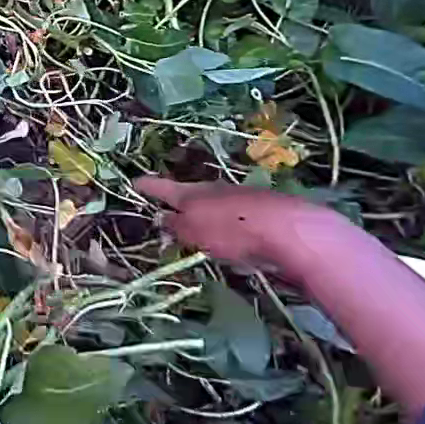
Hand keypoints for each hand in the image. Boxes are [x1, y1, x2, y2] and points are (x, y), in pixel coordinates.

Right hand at [133, 177, 350, 274]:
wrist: (290, 229)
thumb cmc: (231, 230)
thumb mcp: (193, 232)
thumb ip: (175, 226)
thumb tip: (161, 218)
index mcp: (191, 193)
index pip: (162, 187)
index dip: (148, 187)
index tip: (134, 182)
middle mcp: (214, 190)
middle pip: (190, 194)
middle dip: (180, 203)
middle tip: (169, 213)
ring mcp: (240, 198)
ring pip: (215, 205)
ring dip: (206, 215)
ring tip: (201, 231)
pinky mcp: (264, 212)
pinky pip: (238, 217)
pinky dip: (230, 225)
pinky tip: (234, 241)